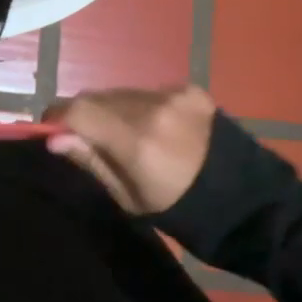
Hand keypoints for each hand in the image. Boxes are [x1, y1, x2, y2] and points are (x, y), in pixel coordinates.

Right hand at [44, 85, 216, 214]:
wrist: (250, 203)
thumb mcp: (129, 198)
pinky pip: (147, 91)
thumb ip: (91, 162)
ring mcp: (173, 95)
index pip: (77, 110)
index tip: (50, 133)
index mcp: (136, 141)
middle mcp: (151, 108)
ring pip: (119, 92)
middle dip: (82, 115)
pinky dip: (139, 106)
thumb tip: (53, 138)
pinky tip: (155, 128)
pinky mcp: (190, 89)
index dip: (56, 118)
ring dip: (111, 109)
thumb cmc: (183, 211)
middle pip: (95, 97)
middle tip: (84, 138)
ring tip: (123, 135)